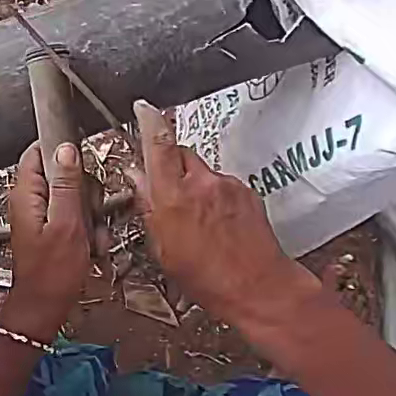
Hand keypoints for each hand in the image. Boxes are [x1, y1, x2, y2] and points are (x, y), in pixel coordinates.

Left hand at [0, 141, 90, 342]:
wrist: (45, 307)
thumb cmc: (51, 274)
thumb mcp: (66, 224)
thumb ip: (67, 185)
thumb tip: (66, 151)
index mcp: (26, 194)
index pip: (38, 152)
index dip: (62, 153)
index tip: (82, 165)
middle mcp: (29, 201)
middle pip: (61, 173)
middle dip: (83, 190)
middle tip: (87, 211)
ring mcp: (40, 214)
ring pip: (72, 195)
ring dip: (88, 212)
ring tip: (89, 232)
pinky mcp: (50, 228)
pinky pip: (73, 215)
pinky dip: (86, 227)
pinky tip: (89, 243)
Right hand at [130, 100, 319, 325]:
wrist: (258, 288)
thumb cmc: (207, 277)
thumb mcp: (163, 247)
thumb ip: (149, 206)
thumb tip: (138, 179)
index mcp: (173, 197)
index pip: (159, 144)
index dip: (149, 121)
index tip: (143, 108)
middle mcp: (201, 184)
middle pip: (181, 154)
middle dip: (171, 166)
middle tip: (168, 192)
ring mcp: (227, 186)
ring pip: (202, 171)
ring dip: (194, 185)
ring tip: (197, 220)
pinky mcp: (246, 192)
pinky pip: (222, 184)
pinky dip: (215, 196)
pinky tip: (217, 224)